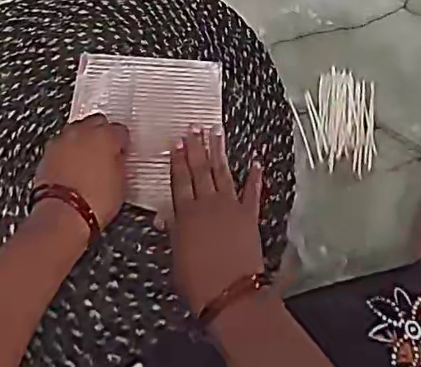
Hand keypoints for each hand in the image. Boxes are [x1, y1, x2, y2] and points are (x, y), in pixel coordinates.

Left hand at [35, 114, 129, 230]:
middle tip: (105, 152)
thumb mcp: (120, 184)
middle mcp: (84, 132)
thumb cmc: (92, 202)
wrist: (61, 217)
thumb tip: (116, 161)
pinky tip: (70, 167)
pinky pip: (61, 145)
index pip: (120, 130)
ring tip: (86, 159)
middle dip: (101, 134)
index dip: (122, 143)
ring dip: (82, 140)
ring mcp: (63, 141)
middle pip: (96, 122)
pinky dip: (66, 152)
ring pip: (76, 131)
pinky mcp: (47, 154)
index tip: (122, 152)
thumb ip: (120, 164)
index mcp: (106, 135)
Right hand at [169, 130, 265, 312]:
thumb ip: (173, 231)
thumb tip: (164, 214)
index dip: (178, 160)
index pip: (180, 180)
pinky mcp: (249, 215)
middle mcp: (208, 204)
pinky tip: (255, 162)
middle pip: (200, 170)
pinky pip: (252, 191)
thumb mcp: (176, 257)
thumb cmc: (198, 282)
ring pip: (223, 173)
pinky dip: (254, 176)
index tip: (177, 141)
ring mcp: (230, 207)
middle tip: (194, 126)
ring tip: (216, 132)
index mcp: (187, 214)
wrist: (230, 294)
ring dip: (219, 151)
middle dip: (196, 147)